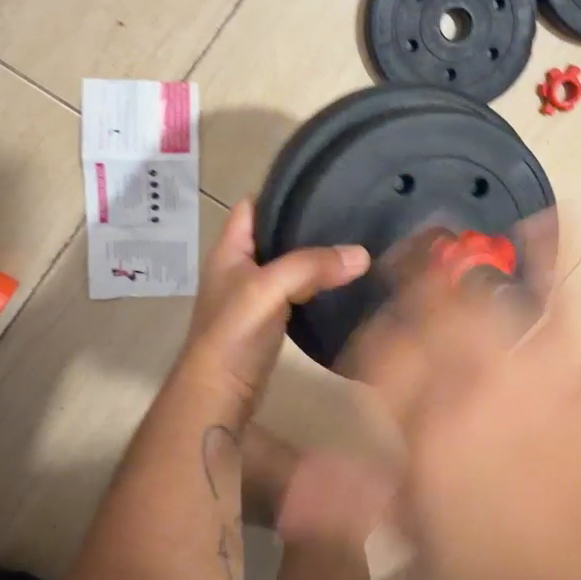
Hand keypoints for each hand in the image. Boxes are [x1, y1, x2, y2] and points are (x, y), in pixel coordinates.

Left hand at [178, 199, 368, 406]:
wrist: (218, 395)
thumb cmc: (233, 332)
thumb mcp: (270, 288)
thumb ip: (312, 266)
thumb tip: (362, 255)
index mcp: (228, 250)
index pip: (251, 205)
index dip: (279, 192)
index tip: (319, 184)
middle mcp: (238, 268)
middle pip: (273, 234)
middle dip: (305, 224)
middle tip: (347, 214)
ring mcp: (252, 297)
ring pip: (287, 265)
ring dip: (313, 258)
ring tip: (351, 244)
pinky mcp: (268, 322)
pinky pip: (296, 293)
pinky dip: (315, 286)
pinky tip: (340, 285)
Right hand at [281, 263, 580, 579]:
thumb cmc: (513, 554)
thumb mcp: (427, 543)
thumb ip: (364, 500)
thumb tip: (296, 481)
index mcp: (425, 426)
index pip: (377, 361)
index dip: (366, 344)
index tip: (367, 343)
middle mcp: (465, 383)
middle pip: (421, 315)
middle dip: (402, 282)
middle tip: (395, 263)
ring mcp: (521, 365)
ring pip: (477, 299)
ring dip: (455, 267)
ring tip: (438, 243)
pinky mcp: (571, 357)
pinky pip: (564, 293)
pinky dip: (557, 250)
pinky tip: (548, 212)